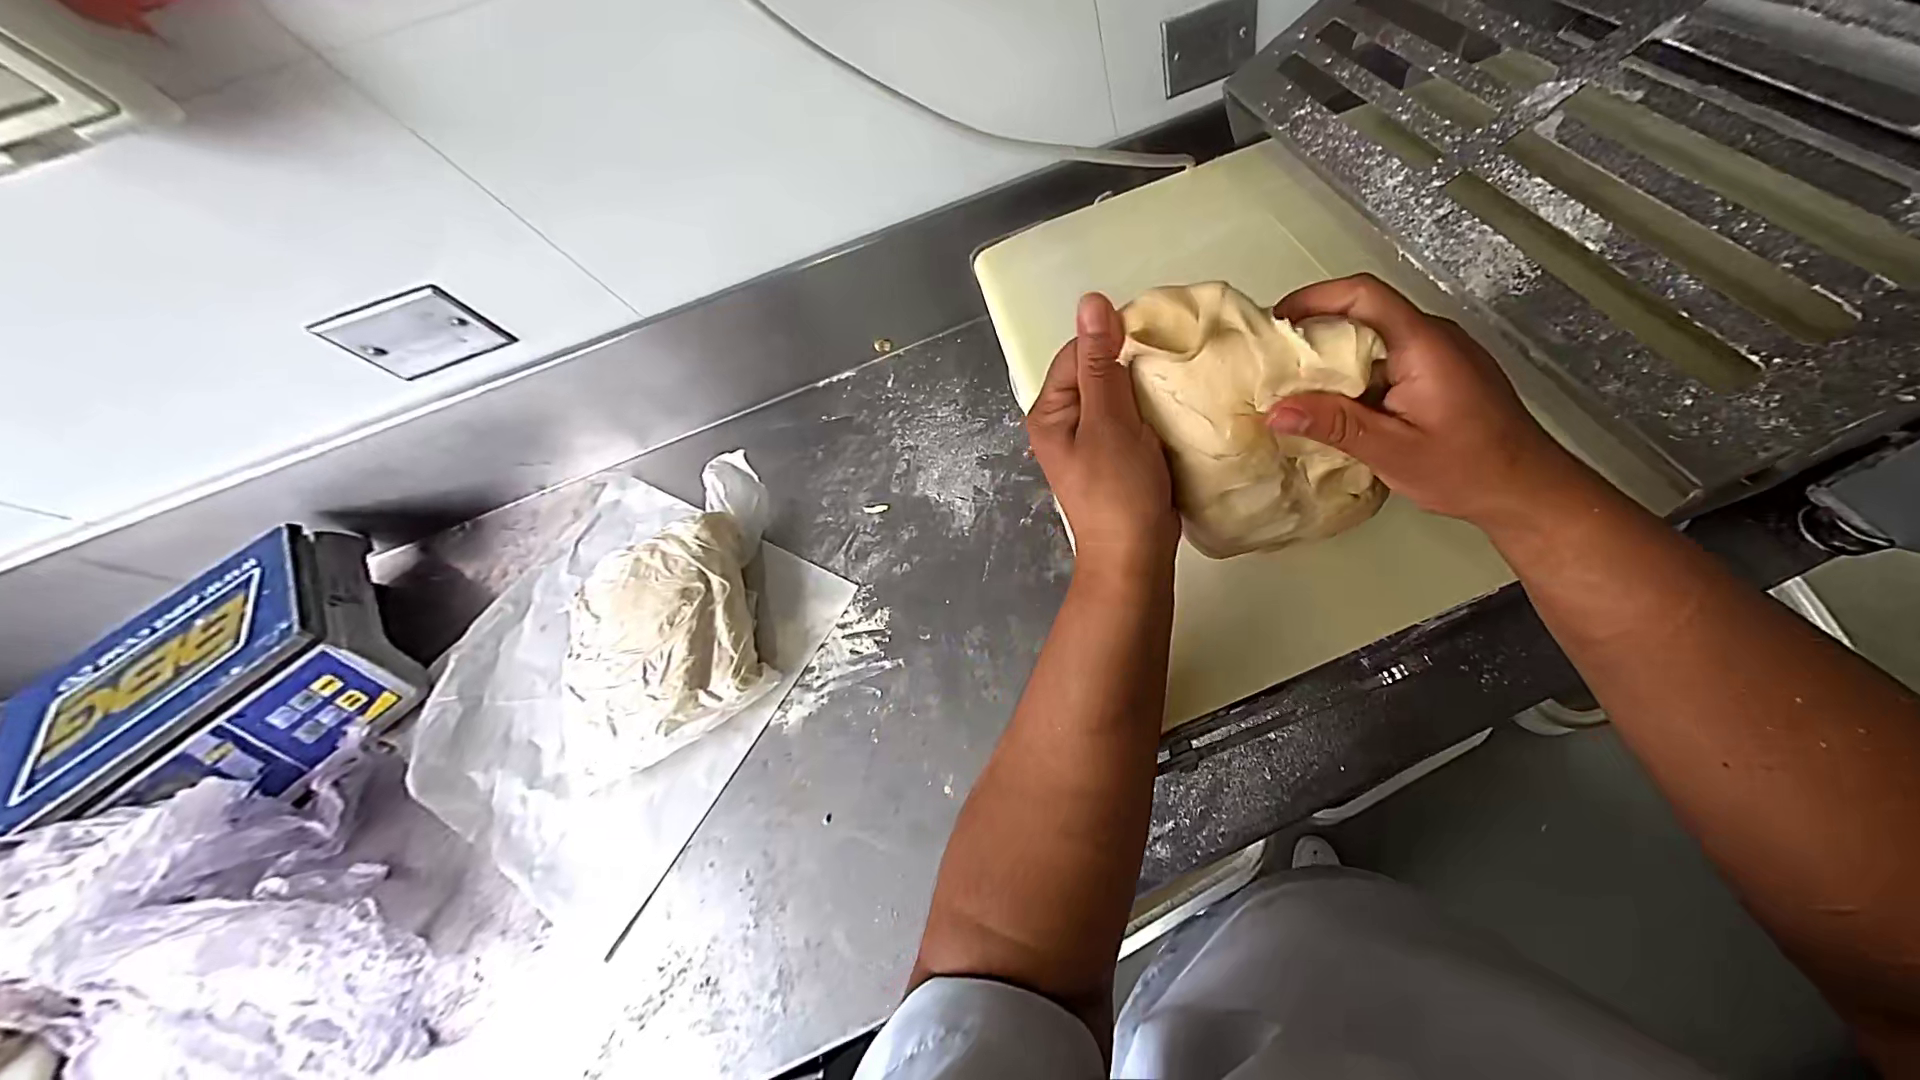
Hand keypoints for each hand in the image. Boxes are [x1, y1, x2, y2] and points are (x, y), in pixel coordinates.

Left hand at [1027, 293, 1178, 583]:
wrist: (1134, 554)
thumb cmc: (1118, 493)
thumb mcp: (1110, 422)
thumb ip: (1101, 363)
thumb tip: (1091, 303)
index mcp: (1050, 411)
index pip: (1079, 352)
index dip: (1115, 340)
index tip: (1155, 343)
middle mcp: (1064, 420)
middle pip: (1099, 369)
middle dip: (1134, 364)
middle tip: (1171, 366)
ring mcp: (1090, 437)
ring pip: (1121, 392)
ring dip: (1147, 386)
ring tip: (1176, 385)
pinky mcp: (1115, 451)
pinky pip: (1133, 415)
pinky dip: (1153, 409)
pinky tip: (1173, 409)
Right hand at [1267, 274, 1597, 535]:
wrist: (1525, 488)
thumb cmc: (1468, 469)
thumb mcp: (1391, 450)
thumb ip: (1333, 425)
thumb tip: (1275, 412)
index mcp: (1424, 345)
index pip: (1364, 295)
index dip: (1313, 298)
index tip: (1273, 322)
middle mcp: (1432, 337)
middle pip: (1362, 312)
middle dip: (1311, 330)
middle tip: (1270, 360)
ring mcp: (1435, 354)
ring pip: (1370, 337)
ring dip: (1328, 355)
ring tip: (1288, 383)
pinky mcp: (1434, 373)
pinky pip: (1381, 358)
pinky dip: (1347, 372)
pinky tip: (1327, 402)